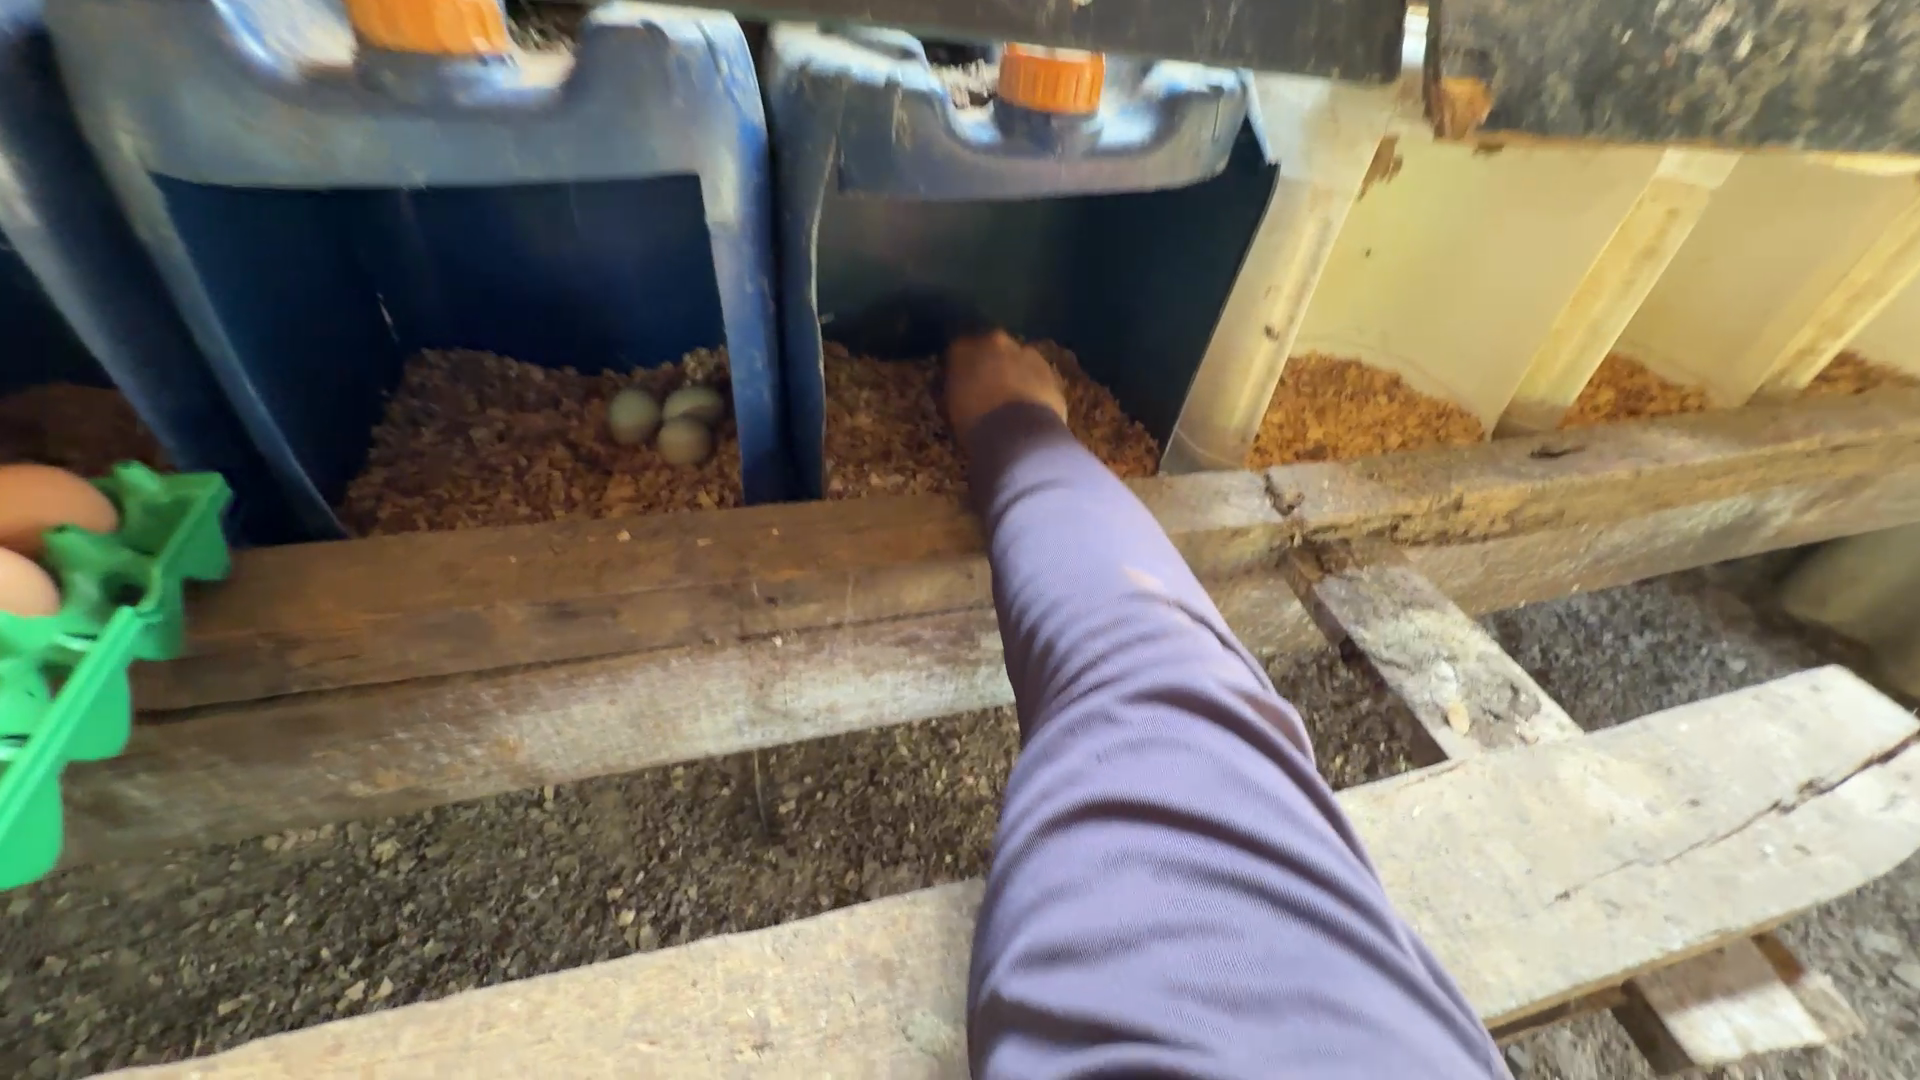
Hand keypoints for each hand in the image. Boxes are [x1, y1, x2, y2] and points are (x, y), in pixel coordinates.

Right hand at [944, 331, 1068, 442]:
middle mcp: (996, 341)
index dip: (959, 367)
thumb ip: (953, 389)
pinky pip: (1036, 375)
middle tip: (987, 389)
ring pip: (1016, 359)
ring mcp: (1026, 353)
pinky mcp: (1049, 370)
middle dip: (989, 364)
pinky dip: (1033, 385)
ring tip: (1012, 401)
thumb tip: (956, 386)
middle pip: (990, 348)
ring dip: (1014, 372)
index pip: (957, 351)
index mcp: (964, 348)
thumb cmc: (974, 423)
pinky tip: (1030, 407)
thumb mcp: (951, 408)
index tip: (960, 383)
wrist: (1018, 435)